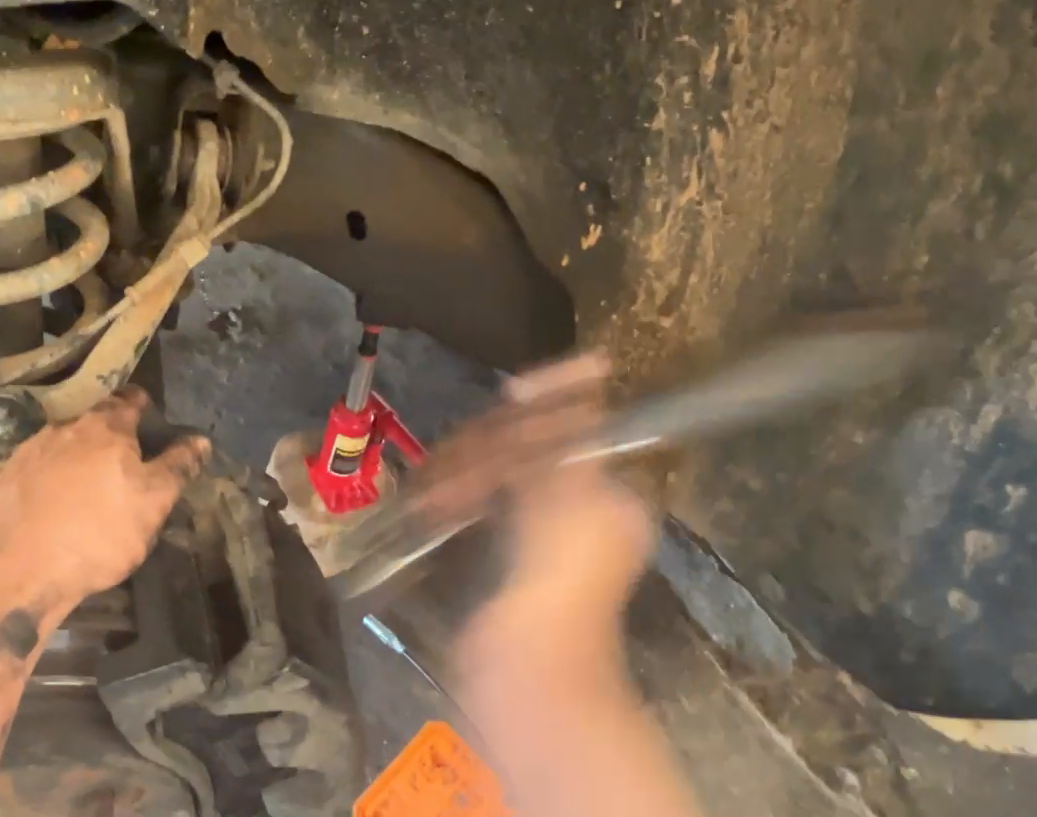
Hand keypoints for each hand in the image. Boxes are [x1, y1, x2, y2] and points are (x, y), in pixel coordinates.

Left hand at [0, 386, 207, 608]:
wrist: (27, 570)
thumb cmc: (101, 533)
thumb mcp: (154, 503)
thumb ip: (177, 466)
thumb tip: (199, 439)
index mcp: (106, 427)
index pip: (129, 399)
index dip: (142, 405)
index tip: (149, 415)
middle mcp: (66, 426)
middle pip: (95, 420)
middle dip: (110, 433)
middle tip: (123, 459)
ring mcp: (32, 449)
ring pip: (65, 442)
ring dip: (78, 453)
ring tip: (88, 482)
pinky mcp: (9, 474)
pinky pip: (38, 465)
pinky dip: (51, 474)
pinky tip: (55, 500)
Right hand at [421, 355, 655, 669]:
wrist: (524, 668)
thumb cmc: (558, 578)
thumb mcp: (574, 494)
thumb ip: (571, 433)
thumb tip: (592, 367)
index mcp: (608, 494)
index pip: (582, 426)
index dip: (556, 398)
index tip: (514, 390)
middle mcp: (577, 504)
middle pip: (530, 445)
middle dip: (489, 444)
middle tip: (455, 453)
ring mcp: (535, 526)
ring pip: (496, 469)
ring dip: (461, 469)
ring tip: (433, 484)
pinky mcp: (497, 546)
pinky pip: (474, 500)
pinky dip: (451, 494)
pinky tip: (428, 499)